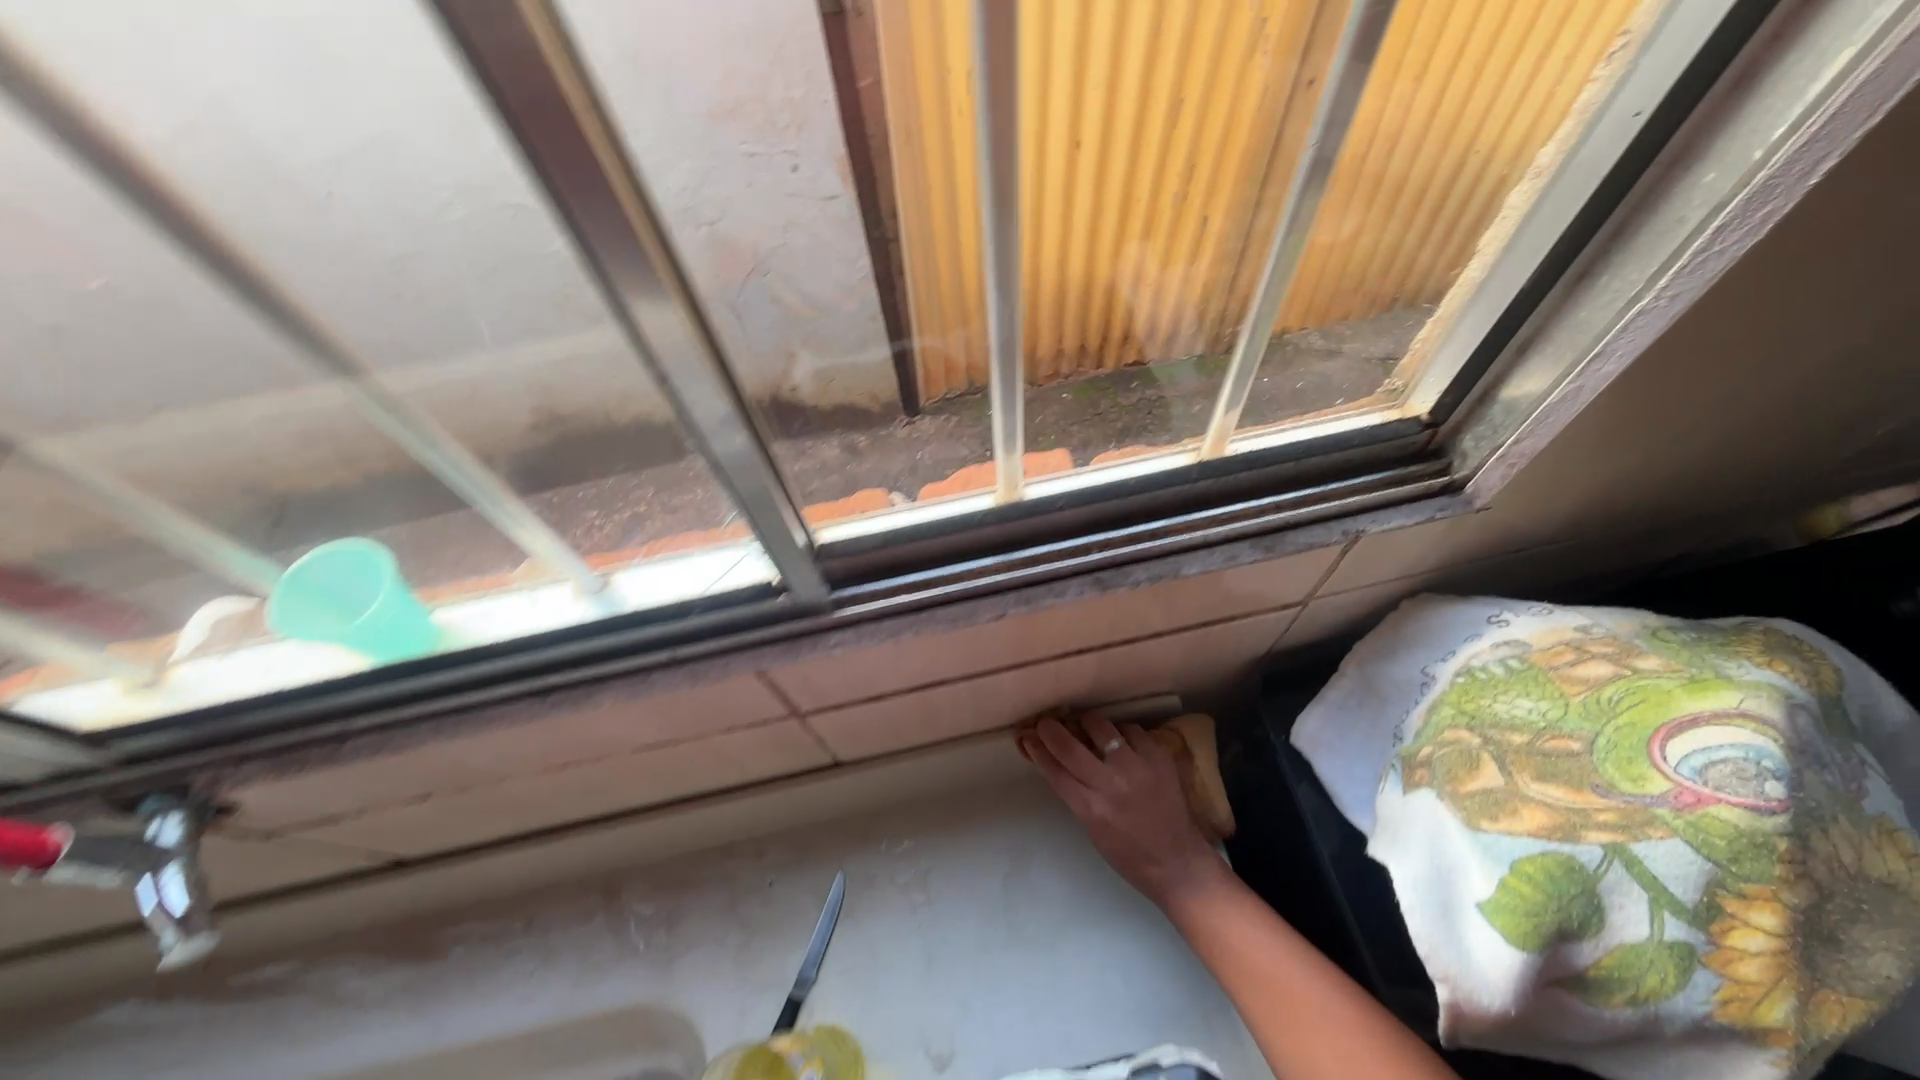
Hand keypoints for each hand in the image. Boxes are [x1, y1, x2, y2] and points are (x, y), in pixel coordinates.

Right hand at [1020, 715, 1226, 908]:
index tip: (1027, 737)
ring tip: (1086, 726)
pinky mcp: (1159, 757)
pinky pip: (1132, 731)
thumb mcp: (1092, 828)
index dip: (1037, 750)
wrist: (1178, 862)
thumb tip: (1059, 764)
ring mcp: (1137, 767)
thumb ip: (1076, 795)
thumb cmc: (1129, 855)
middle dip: (1051, 729)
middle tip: (1046, 722)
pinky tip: (1120, 739)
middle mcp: (1111, 783)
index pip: (1054, 770)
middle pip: (1069, 745)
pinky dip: (1121, 732)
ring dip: (1088, 724)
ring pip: (1102, 727)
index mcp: (1090, 808)